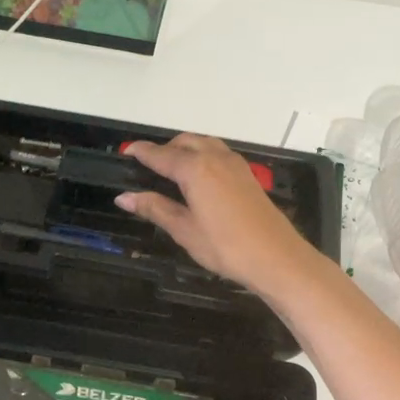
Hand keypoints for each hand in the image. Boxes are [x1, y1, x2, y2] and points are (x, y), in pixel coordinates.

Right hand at [115, 134, 318, 291]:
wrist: (276, 257)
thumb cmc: (225, 246)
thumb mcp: (184, 230)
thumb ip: (154, 208)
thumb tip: (124, 197)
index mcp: (195, 169)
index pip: (160, 155)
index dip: (141, 152)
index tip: (124, 152)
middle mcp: (215, 157)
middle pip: (184, 142)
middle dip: (163, 149)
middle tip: (146, 167)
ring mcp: (235, 164)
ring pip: (204, 144)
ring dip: (184, 149)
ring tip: (170, 170)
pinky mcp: (247, 175)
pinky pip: (218, 153)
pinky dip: (202, 156)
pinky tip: (197, 178)